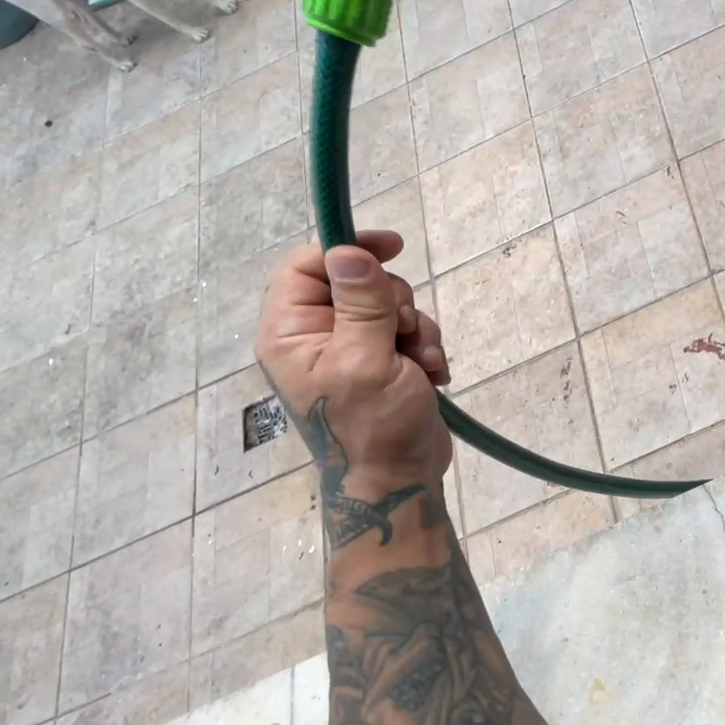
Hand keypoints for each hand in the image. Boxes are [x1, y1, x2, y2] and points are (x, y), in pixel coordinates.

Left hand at [255, 232, 452, 543]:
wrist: (399, 478)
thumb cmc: (374, 424)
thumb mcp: (367, 360)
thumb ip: (361, 305)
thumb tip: (349, 251)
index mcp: (292, 331)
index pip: (308, 266)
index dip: (348, 248)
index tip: (394, 246)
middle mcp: (316, 335)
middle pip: (360, 284)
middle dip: (396, 303)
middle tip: (406, 332)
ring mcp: (352, 350)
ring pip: (392, 309)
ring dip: (418, 331)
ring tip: (424, 365)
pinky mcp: (384, 365)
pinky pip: (409, 335)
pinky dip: (427, 350)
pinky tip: (433, 375)